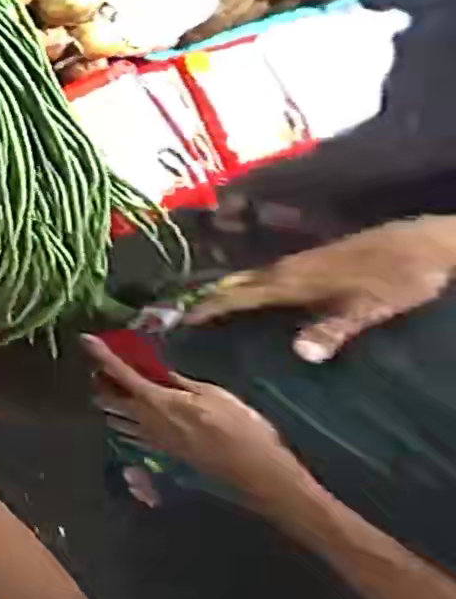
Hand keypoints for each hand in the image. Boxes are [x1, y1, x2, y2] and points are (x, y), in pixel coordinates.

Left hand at [84, 335, 314, 510]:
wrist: (260, 474)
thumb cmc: (243, 431)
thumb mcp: (216, 396)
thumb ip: (181, 382)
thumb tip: (161, 372)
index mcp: (154, 400)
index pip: (117, 371)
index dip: (100, 354)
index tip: (85, 339)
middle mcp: (142, 418)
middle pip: (103, 397)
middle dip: (99, 381)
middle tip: (109, 371)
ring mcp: (148, 437)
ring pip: (111, 416)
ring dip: (109, 402)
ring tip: (120, 392)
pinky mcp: (158, 451)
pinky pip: (127, 433)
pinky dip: (123, 420)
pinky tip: (135, 415)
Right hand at [187, 215, 455, 362]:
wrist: (422, 242)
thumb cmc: (397, 278)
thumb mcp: (371, 308)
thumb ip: (332, 329)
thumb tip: (300, 355)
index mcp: (285, 284)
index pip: (233, 297)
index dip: (205, 309)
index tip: (177, 320)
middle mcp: (277, 271)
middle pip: (228, 284)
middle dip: (202, 298)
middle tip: (179, 311)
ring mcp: (288, 263)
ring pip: (240, 278)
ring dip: (218, 290)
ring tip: (202, 303)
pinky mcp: (300, 261)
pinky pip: (255, 274)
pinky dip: (239, 285)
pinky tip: (244, 292)